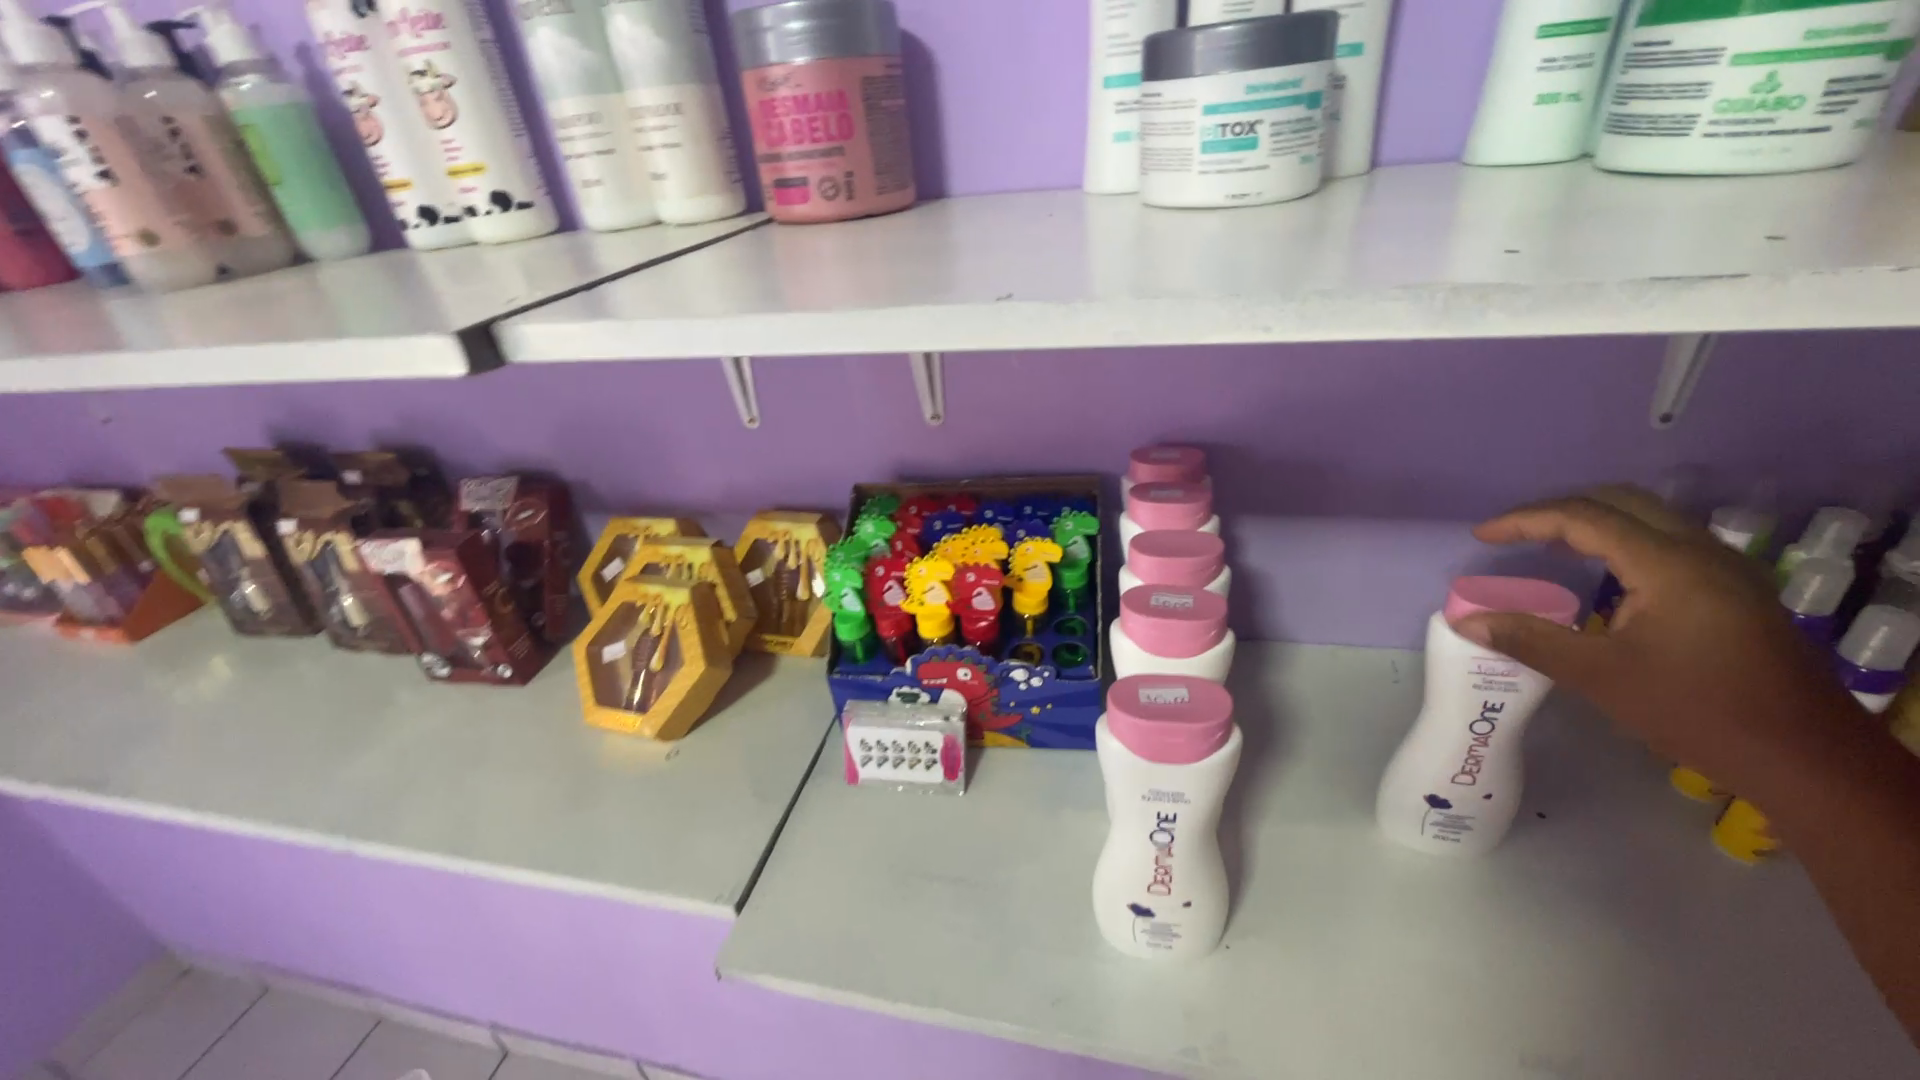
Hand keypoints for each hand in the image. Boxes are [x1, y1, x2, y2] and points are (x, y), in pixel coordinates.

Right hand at [1449, 488, 1863, 808]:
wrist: (1806, 756)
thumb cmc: (1696, 711)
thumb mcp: (1600, 676)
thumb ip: (1530, 641)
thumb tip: (1466, 621)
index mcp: (1668, 564)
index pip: (1584, 518)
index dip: (1526, 521)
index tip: (1482, 536)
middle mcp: (1701, 552)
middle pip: (1620, 502)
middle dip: (1559, 510)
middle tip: (1514, 535)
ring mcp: (1725, 569)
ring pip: (1650, 519)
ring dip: (1594, 523)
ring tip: (1547, 548)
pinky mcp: (1735, 591)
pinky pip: (1669, 542)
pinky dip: (1623, 543)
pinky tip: (1604, 577)